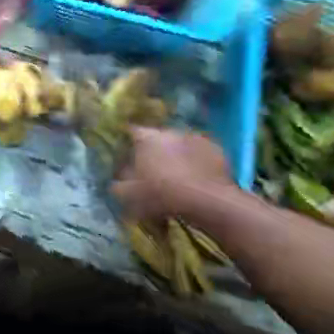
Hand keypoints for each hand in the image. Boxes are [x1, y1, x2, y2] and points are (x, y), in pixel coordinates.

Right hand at [112, 127, 231, 219]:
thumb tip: (116, 180)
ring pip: (180, 144)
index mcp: (146, 139)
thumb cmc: (161, 196)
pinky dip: (196, 162)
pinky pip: (200, 153)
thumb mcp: (129, 196)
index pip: (131, 132)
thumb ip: (118, 185)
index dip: (127, 143)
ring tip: (176, 176)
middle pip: (157, 138)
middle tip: (151, 170)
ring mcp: (196, 138)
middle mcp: (170, 132)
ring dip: (176, 156)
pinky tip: (196, 178)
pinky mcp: (217, 149)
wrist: (207, 201)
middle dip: (153, 151)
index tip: (126, 156)